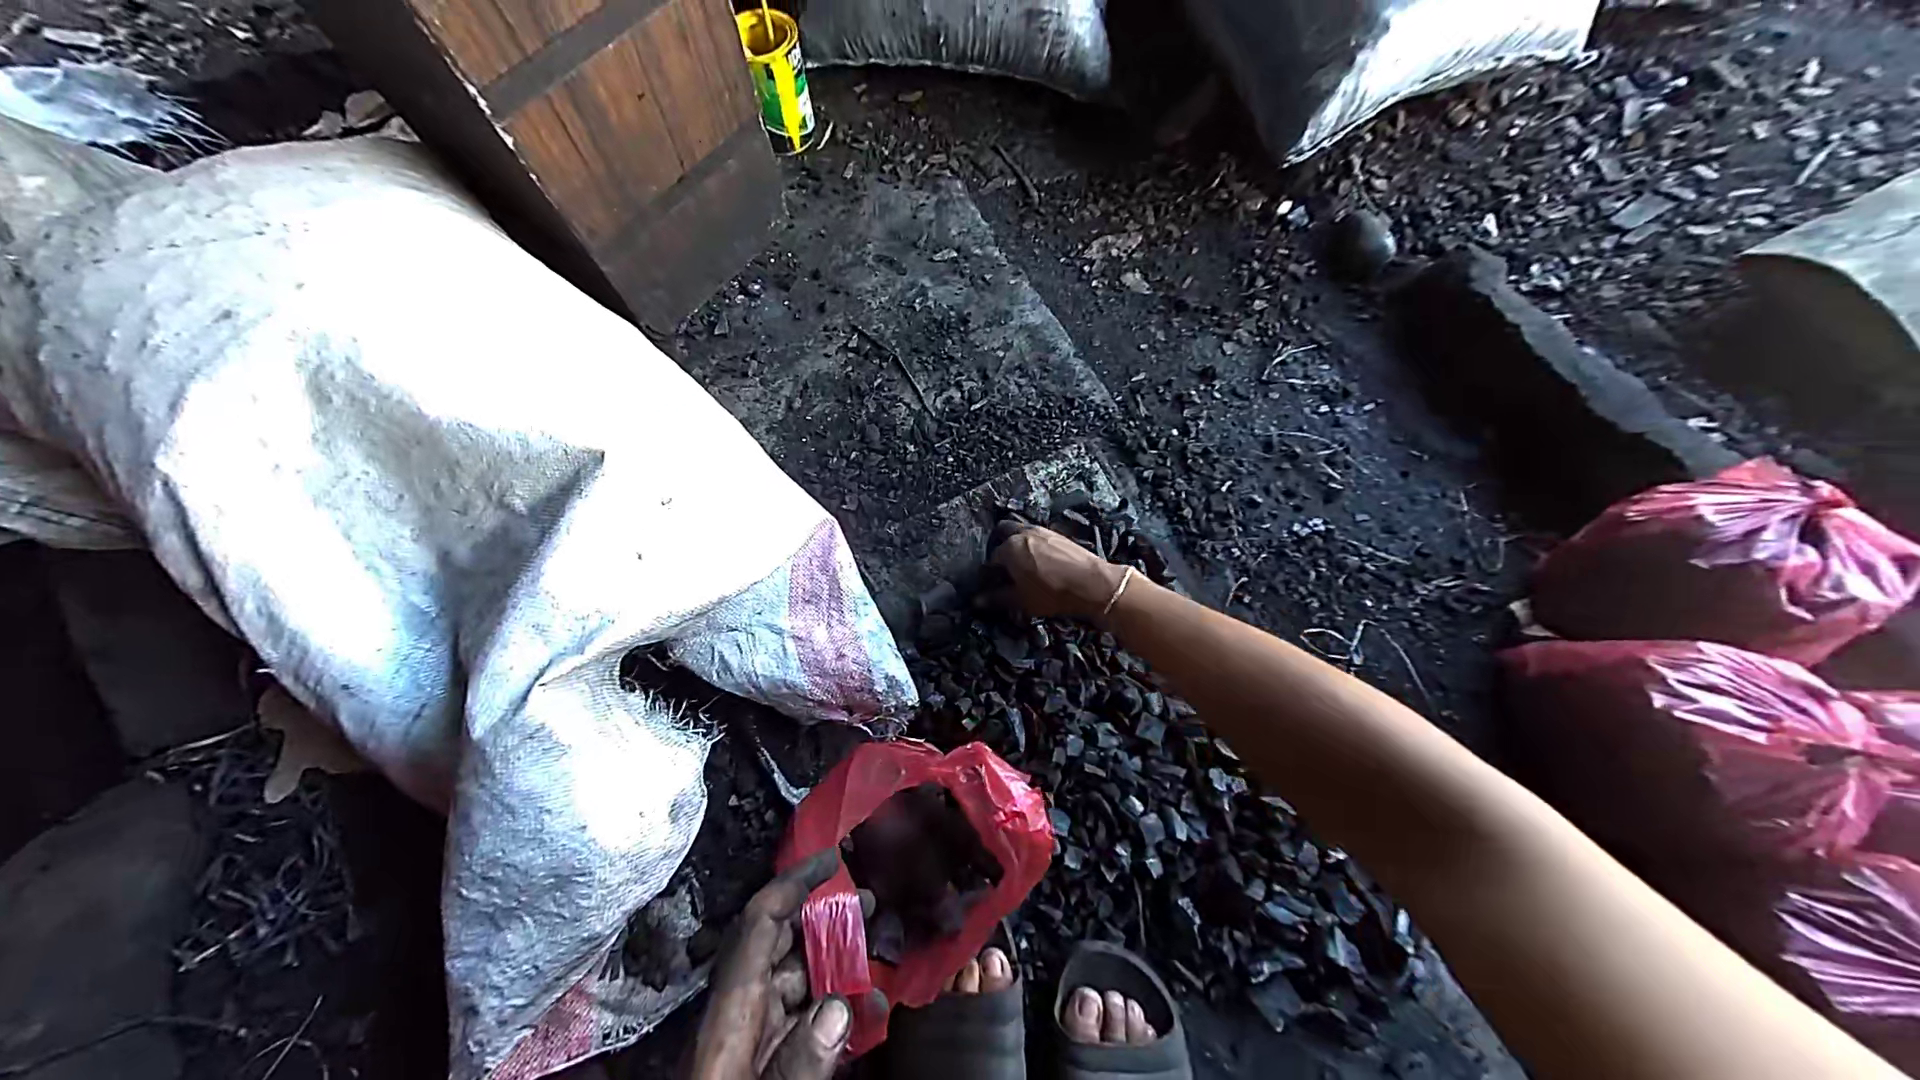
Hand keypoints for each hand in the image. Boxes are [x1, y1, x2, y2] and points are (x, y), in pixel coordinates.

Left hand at [687, 850, 857, 1079]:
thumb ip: (796, 1065)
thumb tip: (840, 1009)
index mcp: (731, 1013)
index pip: (761, 924)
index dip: (794, 883)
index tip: (833, 860)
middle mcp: (743, 1014)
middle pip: (783, 945)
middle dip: (825, 917)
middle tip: (870, 900)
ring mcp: (755, 1039)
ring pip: (798, 982)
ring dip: (837, 963)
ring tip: (876, 951)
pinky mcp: (766, 1063)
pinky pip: (804, 1022)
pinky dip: (835, 1009)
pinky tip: (866, 1010)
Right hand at [991, 524, 1129, 620]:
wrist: (1092, 583)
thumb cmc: (1052, 593)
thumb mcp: (1021, 600)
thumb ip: (996, 598)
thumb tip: (976, 601)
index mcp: (1008, 548)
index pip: (991, 560)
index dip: (990, 574)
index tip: (994, 585)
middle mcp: (1022, 534)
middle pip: (1003, 536)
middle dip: (1000, 549)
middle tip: (1005, 569)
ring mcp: (1041, 531)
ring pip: (1021, 534)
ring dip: (1016, 545)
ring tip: (1023, 566)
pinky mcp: (1057, 534)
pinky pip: (1037, 537)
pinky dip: (1033, 546)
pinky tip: (1041, 563)